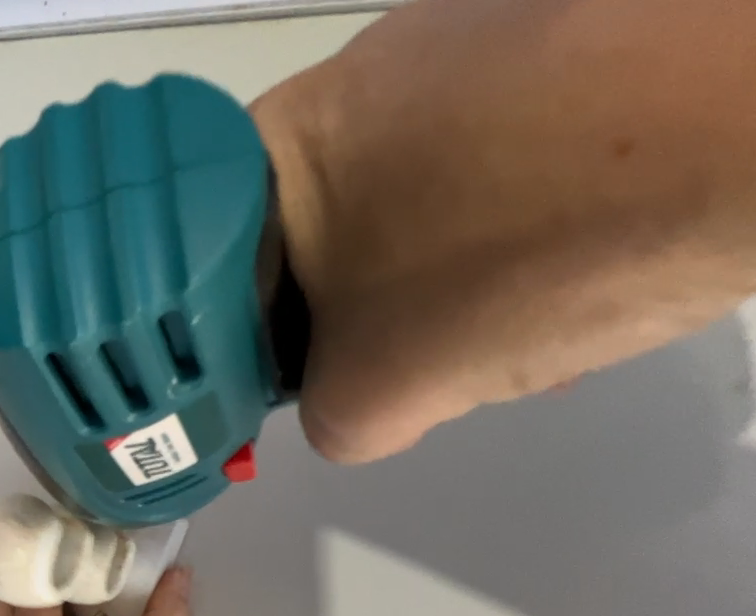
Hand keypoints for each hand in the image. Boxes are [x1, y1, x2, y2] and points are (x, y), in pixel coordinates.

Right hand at [251, 0, 755, 462]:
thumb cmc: (535, 249)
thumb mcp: (386, 390)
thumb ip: (324, 422)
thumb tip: (343, 412)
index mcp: (273, 146)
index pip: (201, 269)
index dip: (227, 340)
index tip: (277, 382)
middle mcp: (346, 74)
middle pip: (301, 235)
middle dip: (342, 313)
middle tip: (400, 361)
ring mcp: (455, 37)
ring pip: (394, 199)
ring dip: (427, 271)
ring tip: (511, 311)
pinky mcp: (555, 29)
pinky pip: (479, 152)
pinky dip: (498, 213)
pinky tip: (567, 245)